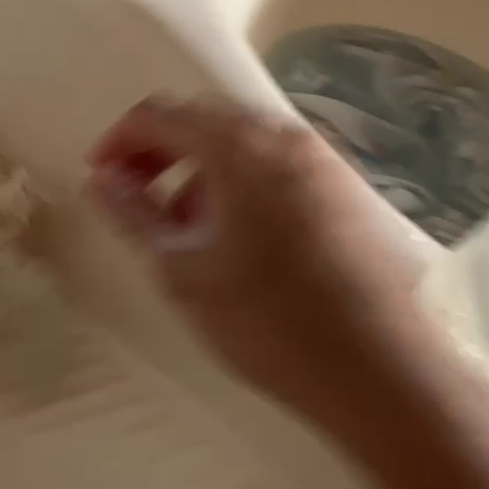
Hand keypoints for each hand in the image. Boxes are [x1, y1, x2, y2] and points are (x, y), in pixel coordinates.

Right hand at [88, 97, 488, 488]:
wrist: (388, 375)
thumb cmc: (268, 320)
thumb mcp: (181, 270)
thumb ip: (133, 215)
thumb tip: (100, 180)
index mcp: (237, 145)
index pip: (159, 113)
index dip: (119, 139)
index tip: (99, 178)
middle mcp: (283, 135)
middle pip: (202, 120)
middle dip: (157, 151)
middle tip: (133, 197)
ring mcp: (323, 159)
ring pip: (241, 142)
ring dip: (198, 167)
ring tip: (183, 226)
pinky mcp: (348, 189)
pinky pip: (276, 164)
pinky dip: (240, 180)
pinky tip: (237, 236)